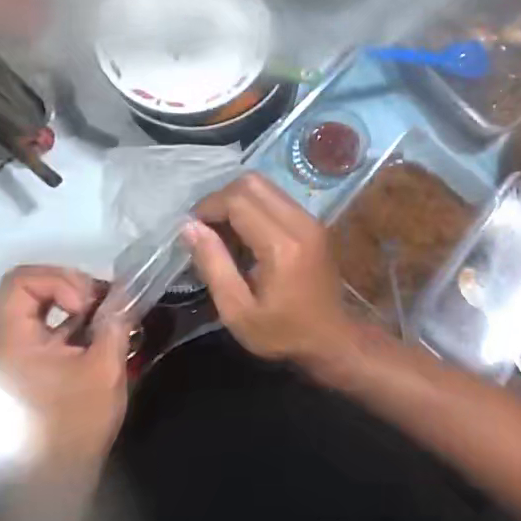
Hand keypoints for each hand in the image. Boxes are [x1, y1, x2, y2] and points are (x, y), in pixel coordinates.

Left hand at [0, 266, 129, 469]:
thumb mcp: (105, 366)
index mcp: (15, 343)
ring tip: (111, 316)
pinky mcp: (37, 359)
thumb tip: (122, 296)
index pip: (20, 282)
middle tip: (105, 303)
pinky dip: (82, 317)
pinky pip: (54, 321)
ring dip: (81, 299)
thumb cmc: (79, 418)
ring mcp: (21, 351)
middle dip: (74, 285)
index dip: (60, 279)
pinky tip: (106, 330)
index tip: (88, 303)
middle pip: (31, 286)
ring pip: (44, 301)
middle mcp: (9, 342)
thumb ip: (113, 323)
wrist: (62, 467)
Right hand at [183, 173, 357, 367]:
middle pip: (254, 183)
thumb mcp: (237, 310)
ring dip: (239, 202)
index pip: (239, 200)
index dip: (208, 207)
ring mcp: (312, 220)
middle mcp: (301, 223)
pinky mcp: (315, 224)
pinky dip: (256, 208)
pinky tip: (244, 237)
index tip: (190, 229)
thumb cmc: (282, 331)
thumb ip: (213, 264)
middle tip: (204, 228)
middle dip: (222, 198)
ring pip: (268, 188)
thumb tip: (189, 227)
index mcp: (282, 244)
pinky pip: (280, 200)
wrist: (331, 337)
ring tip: (221, 235)